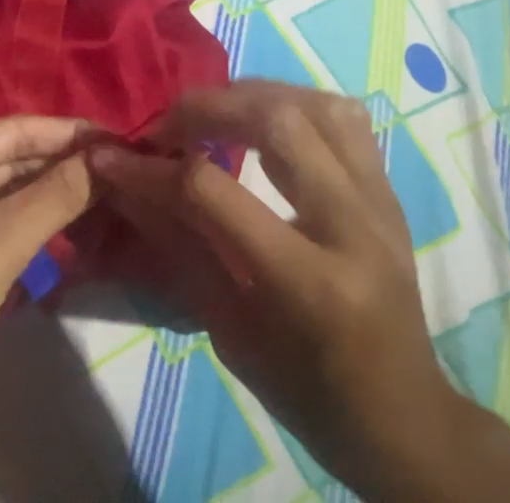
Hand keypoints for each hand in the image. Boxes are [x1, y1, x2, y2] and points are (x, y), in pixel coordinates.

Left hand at [0, 117, 96, 502]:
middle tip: (120, 162)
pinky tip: (69, 217)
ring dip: (48, 189)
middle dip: (59, 160)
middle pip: (3, 157)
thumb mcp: (2, 242)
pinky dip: (28, 217)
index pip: (8, 131)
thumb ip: (57, 193)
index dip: (65, 132)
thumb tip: (107, 155)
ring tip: (106, 184)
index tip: (119, 134)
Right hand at [90, 82, 509, 502]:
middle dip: (205, 109)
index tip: (110, 156)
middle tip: (164, 126)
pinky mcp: (390, 192)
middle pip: (277, 122)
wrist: (400, 414)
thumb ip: (179, 246)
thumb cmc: (304, 388)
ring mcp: (381, 202)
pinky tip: (261, 120)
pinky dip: (294, 104)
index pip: (213, 192)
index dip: (151, 169)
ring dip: (253, 95)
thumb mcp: (227, 329)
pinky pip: (345, 119)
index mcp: (307, 280)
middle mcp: (352, 226)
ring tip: (212, 114)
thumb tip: (124, 183)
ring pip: (317, 105)